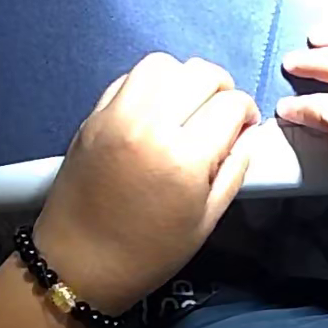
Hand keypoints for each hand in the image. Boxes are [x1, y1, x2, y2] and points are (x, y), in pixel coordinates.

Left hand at [35, 53, 260, 312]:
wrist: (78, 264)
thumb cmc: (150, 252)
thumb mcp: (207, 219)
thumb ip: (235, 169)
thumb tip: (248, 133)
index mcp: (184, 156)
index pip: (231, 105)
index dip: (247, 112)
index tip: (244, 128)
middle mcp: (150, 124)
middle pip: (200, 73)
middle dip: (222, 88)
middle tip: (221, 114)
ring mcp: (116, 115)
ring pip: (162, 63)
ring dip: (184, 79)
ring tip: (188, 106)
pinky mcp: (93, 116)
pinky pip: (129, 78)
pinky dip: (151, 85)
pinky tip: (156, 112)